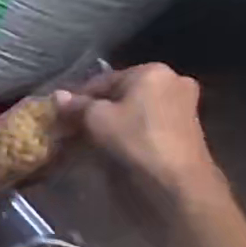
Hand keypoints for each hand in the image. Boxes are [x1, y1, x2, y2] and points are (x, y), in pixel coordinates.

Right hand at [54, 63, 228, 213]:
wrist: (176, 176)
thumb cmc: (134, 138)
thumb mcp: (95, 119)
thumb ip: (76, 104)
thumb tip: (57, 95)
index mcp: (150, 71)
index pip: (102, 80)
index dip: (77, 98)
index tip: (61, 114)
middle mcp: (172, 78)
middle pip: (121, 91)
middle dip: (98, 107)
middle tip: (76, 125)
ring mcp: (184, 100)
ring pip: (136, 104)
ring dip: (114, 116)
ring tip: (94, 134)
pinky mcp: (188, 121)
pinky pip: (150, 116)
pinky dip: (132, 124)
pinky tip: (119, 138)